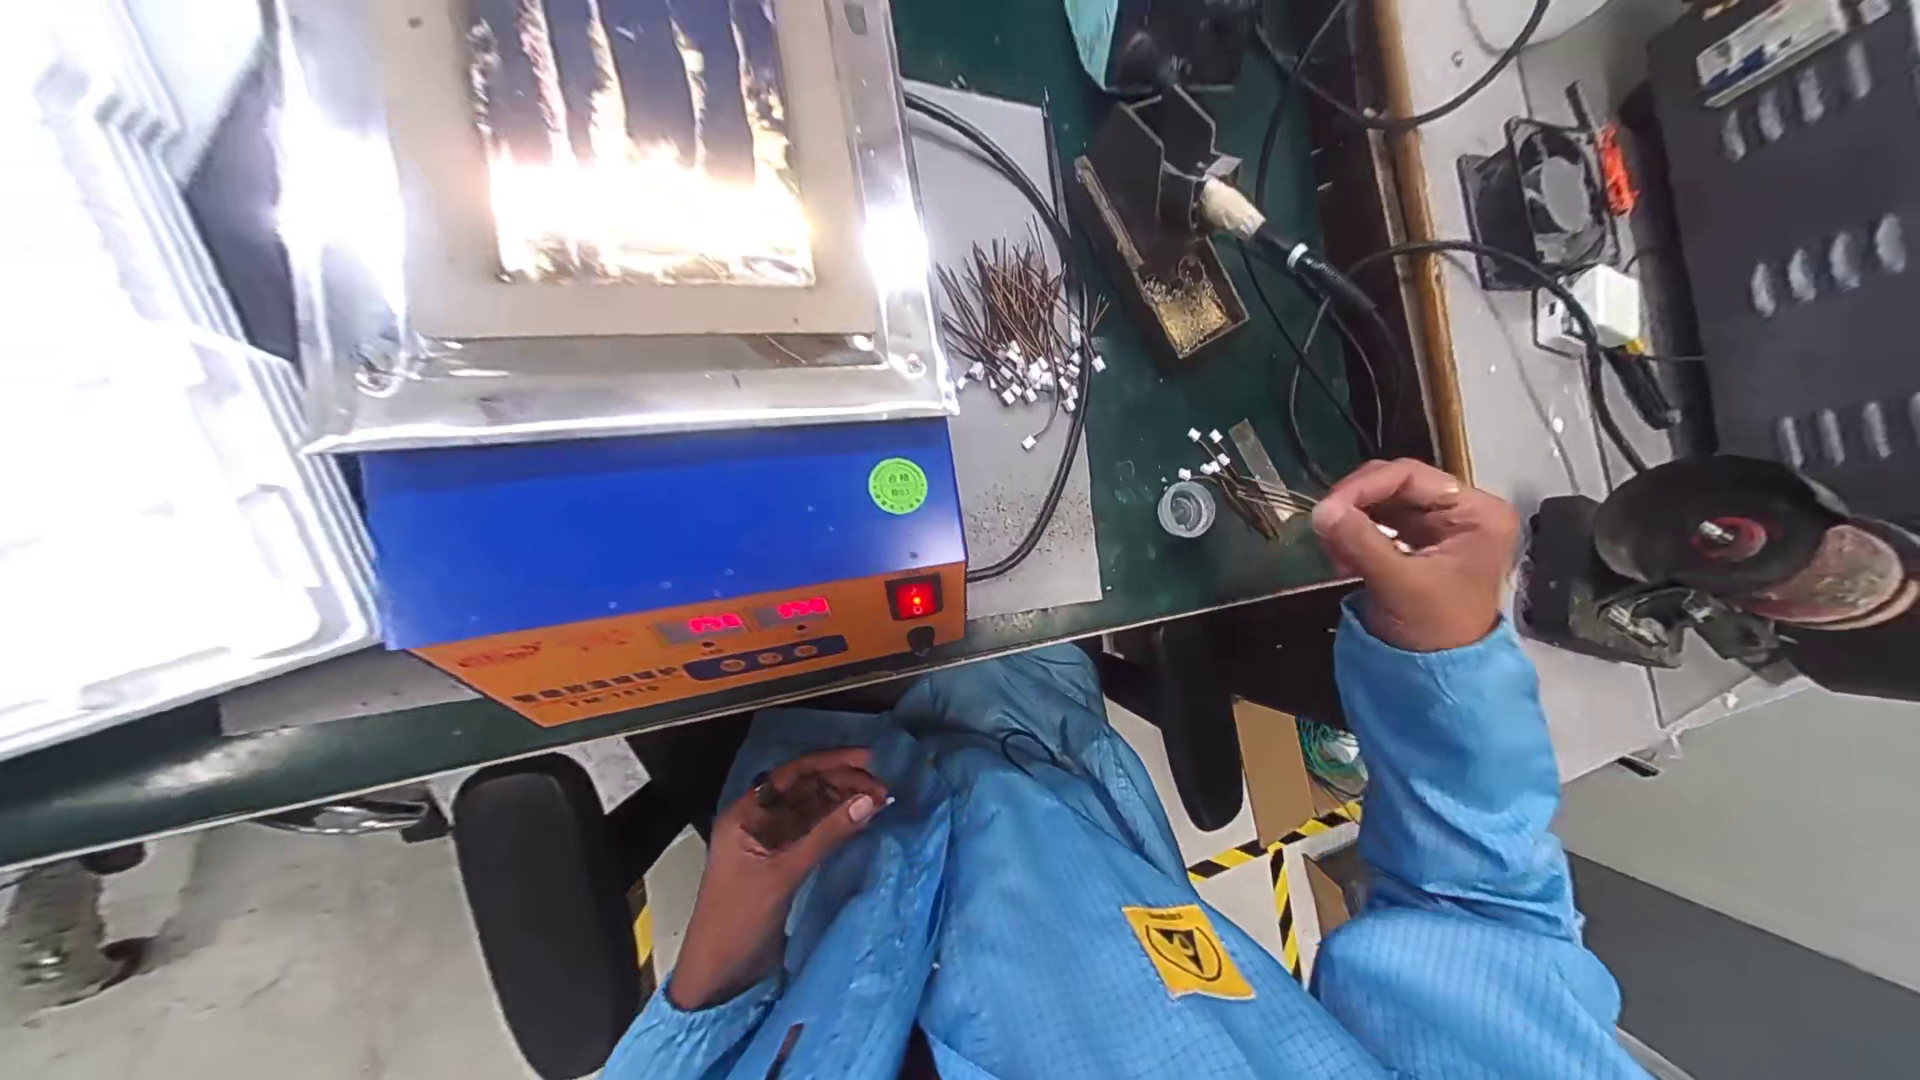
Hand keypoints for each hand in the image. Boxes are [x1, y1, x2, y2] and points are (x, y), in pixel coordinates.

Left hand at [668, 749, 886, 1008]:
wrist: (717, 981)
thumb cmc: (737, 921)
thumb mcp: (783, 874)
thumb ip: (827, 835)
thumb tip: (869, 800)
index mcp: (747, 813)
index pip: (793, 773)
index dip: (831, 762)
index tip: (868, 759)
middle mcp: (759, 820)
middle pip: (807, 788)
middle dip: (844, 783)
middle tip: (881, 788)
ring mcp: (773, 841)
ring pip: (814, 808)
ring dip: (845, 801)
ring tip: (879, 800)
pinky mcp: (785, 862)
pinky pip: (816, 830)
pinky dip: (839, 823)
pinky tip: (863, 819)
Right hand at [1311, 459, 1520, 652]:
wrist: (1440, 669)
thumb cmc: (1434, 626)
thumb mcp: (1398, 582)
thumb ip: (1361, 542)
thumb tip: (1320, 511)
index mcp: (1475, 512)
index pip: (1410, 476)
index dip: (1363, 487)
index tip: (1326, 509)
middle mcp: (1459, 510)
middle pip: (1392, 483)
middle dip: (1354, 504)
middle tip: (1326, 529)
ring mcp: (1436, 524)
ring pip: (1378, 500)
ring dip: (1350, 520)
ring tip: (1336, 551)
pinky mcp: (1414, 538)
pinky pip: (1374, 519)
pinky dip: (1352, 532)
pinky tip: (1343, 556)